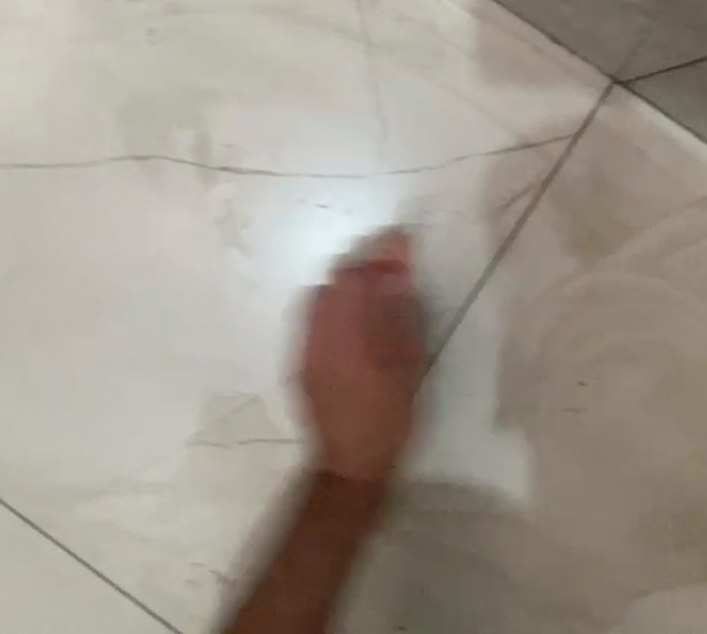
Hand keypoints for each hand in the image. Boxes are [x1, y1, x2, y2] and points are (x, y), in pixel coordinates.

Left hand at [299, 230, 426, 485]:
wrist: (350, 463)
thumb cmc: (388, 416)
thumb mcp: (406, 365)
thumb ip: (398, 313)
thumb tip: (395, 269)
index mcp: (348, 333)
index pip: (358, 276)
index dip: (381, 255)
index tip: (401, 243)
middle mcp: (319, 333)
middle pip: (336, 281)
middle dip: (364, 267)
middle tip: (392, 268)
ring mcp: (305, 347)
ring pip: (320, 296)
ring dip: (347, 285)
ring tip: (372, 292)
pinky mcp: (300, 360)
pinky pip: (311, 317)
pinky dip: (332, 306)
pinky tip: (351, 319)